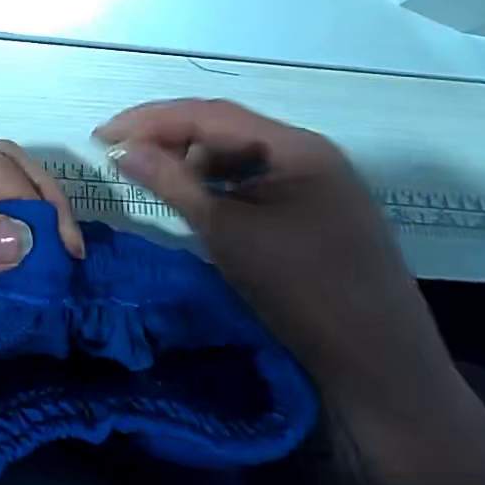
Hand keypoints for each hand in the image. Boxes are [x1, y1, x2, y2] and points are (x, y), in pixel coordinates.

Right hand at [95, 100, 455, 414]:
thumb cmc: (302, 291)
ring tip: (153, 177)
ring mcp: (316, 182)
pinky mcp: (314, 210)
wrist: (381, 369)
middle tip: (119, 152)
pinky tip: (195, 199)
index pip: (209, 114)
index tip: (102, 136)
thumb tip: (122, 150)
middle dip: (167, 136)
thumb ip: (171, 182)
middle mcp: (309, 153)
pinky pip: (253, 180)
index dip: (149, 120)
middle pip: (224, 127)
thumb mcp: (226, 232)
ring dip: (191, 159)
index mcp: (296, 147)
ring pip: (237, 153)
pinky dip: (217, 183)